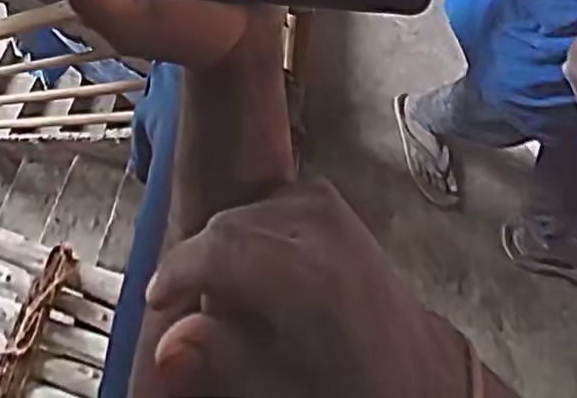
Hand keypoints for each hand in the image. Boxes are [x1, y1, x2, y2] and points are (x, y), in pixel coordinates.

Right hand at [144, 179, 475, 397]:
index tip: (158, 297)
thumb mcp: (286, 392)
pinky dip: (249, 229)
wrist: (418, 374)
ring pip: (244, 209)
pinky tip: (256, 266)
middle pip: (229, 224)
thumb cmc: (357, 389)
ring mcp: (328, 205)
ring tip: (227, 293)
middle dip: (200, 262)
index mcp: (314, 275)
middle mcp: (323, 226)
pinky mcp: (328, 198)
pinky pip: (266, 200)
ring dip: (224, 246)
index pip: (223, 245)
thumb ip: (223, 361)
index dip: (180, 268)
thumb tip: (165, 345)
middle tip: (191, 306)